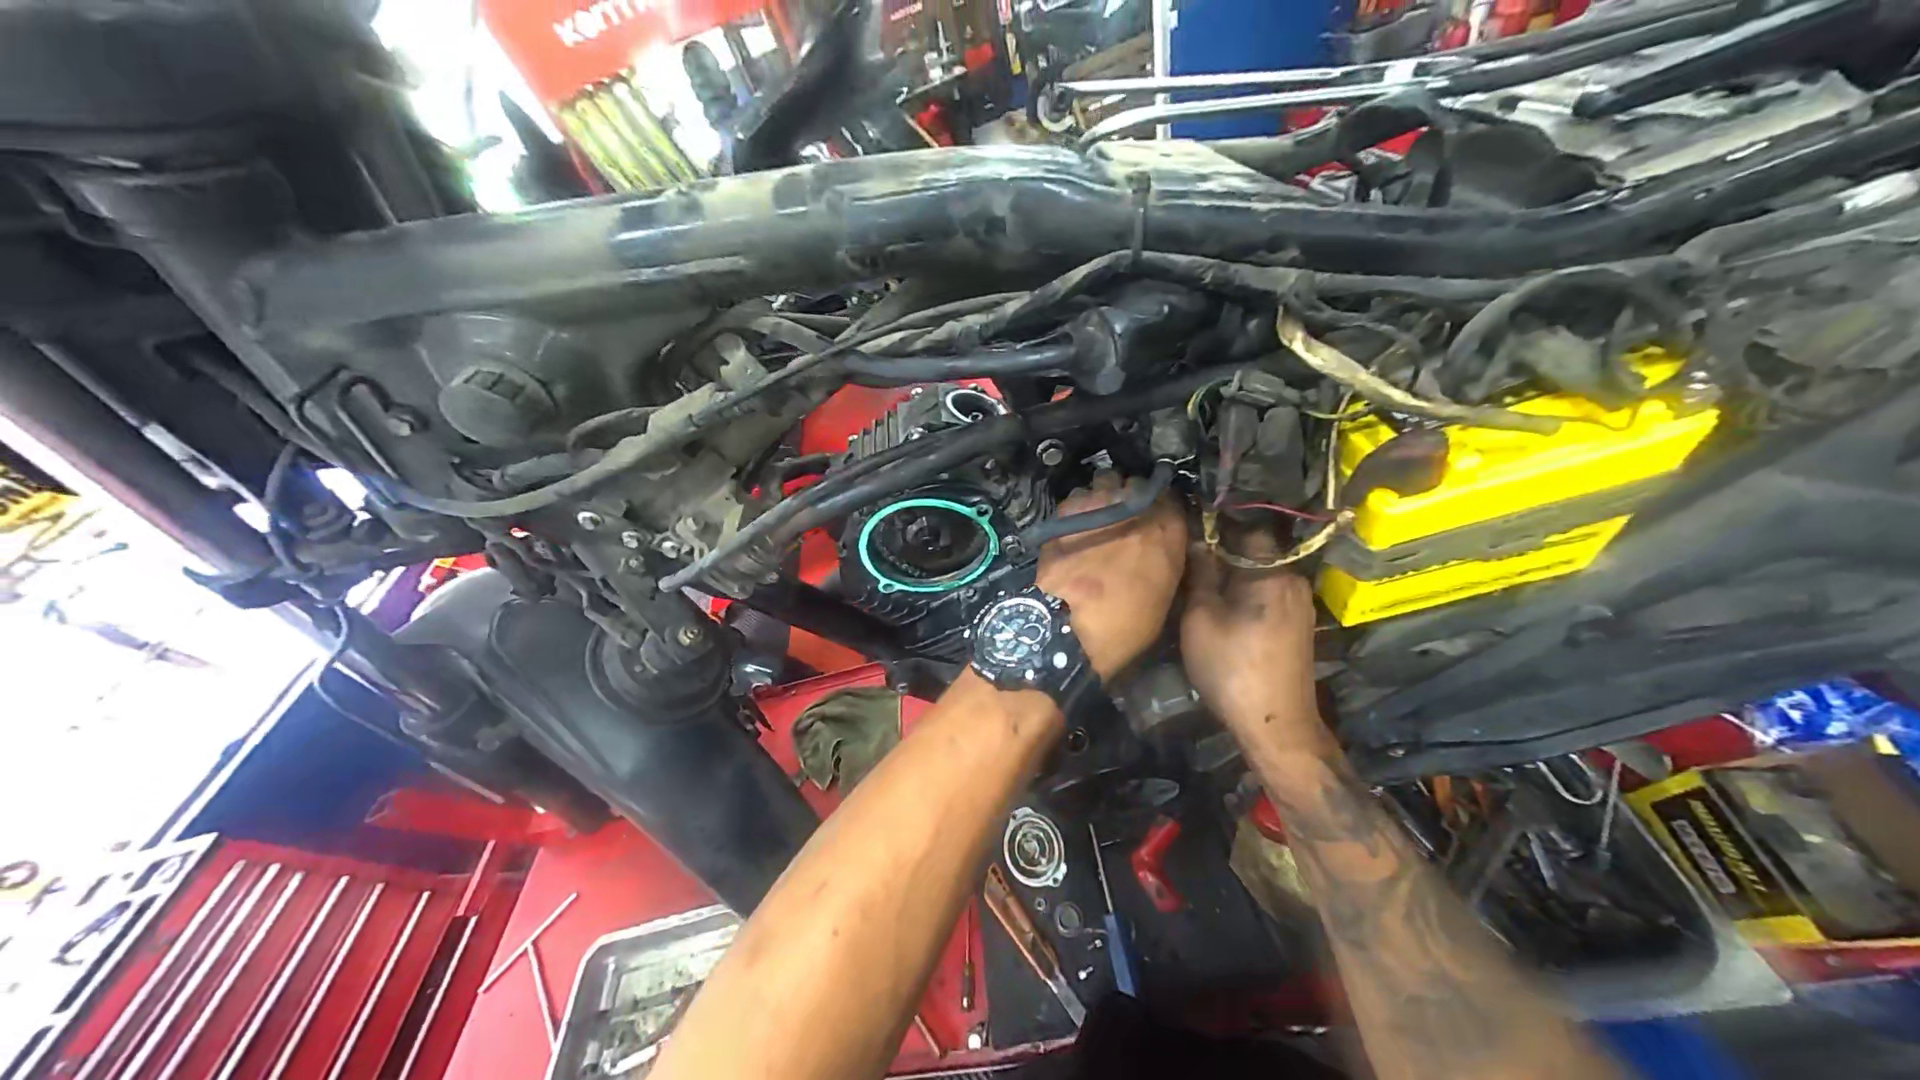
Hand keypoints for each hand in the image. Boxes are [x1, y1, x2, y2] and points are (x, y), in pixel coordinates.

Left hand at [1035, 472, 1186, 679]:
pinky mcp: (1067, 509)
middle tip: (1118, 516)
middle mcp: (1137, 504)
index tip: (1148, 514)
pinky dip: (1075, 510)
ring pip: (1102, 483)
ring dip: (1100, 497)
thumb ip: (1165, 554)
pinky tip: (1070, 528)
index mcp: (1168, 525)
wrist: (1076, 627)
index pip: (1168, 495)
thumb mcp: (1166, 590)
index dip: (1156, 503)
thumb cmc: (1129, 621)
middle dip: (1126, 496)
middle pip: (1132, 484)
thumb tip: (1158, 544)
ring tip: (1093, 518)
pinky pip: (1075, 498)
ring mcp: (1100, 501)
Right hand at [1180, 532, 1330, 757]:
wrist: (1276, 724)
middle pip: (1255, 552)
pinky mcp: (1298, 625)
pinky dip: (1246, 595)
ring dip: (1234, 576)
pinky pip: (1268, 594)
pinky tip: (1224, 609)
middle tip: (1189, 561)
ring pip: (1260, 575)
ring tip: (1202, 585)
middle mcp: (1293, 581)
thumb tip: (1198, 542)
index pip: (1247, 528)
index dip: (1218, 525)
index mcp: (1272, 573)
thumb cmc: (1231, 668)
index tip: (1191, 529)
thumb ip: (1201, 575)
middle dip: (1224, 553)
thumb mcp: (1201, 619)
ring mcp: (1300, 605)